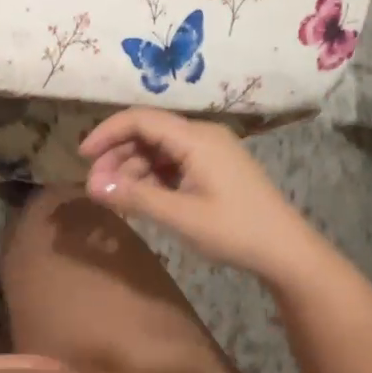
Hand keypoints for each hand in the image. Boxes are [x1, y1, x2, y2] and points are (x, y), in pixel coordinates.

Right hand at [79, 108, 318, 280]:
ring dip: (133, 167)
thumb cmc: (236, 231)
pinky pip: (173, 161)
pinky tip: (140, 197)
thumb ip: (136, 196)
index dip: (107, 133)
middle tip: (97, 184)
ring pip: (158, 148)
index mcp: (196, 138)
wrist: (288, 253)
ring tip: (116, 196)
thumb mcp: (181, 216)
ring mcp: (210, 151)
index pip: (140, 119)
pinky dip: (152, 176)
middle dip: (117, 154)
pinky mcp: (214, 167)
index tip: (82, 156)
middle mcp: (202, 135)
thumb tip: (92, 185)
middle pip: (148, 132)